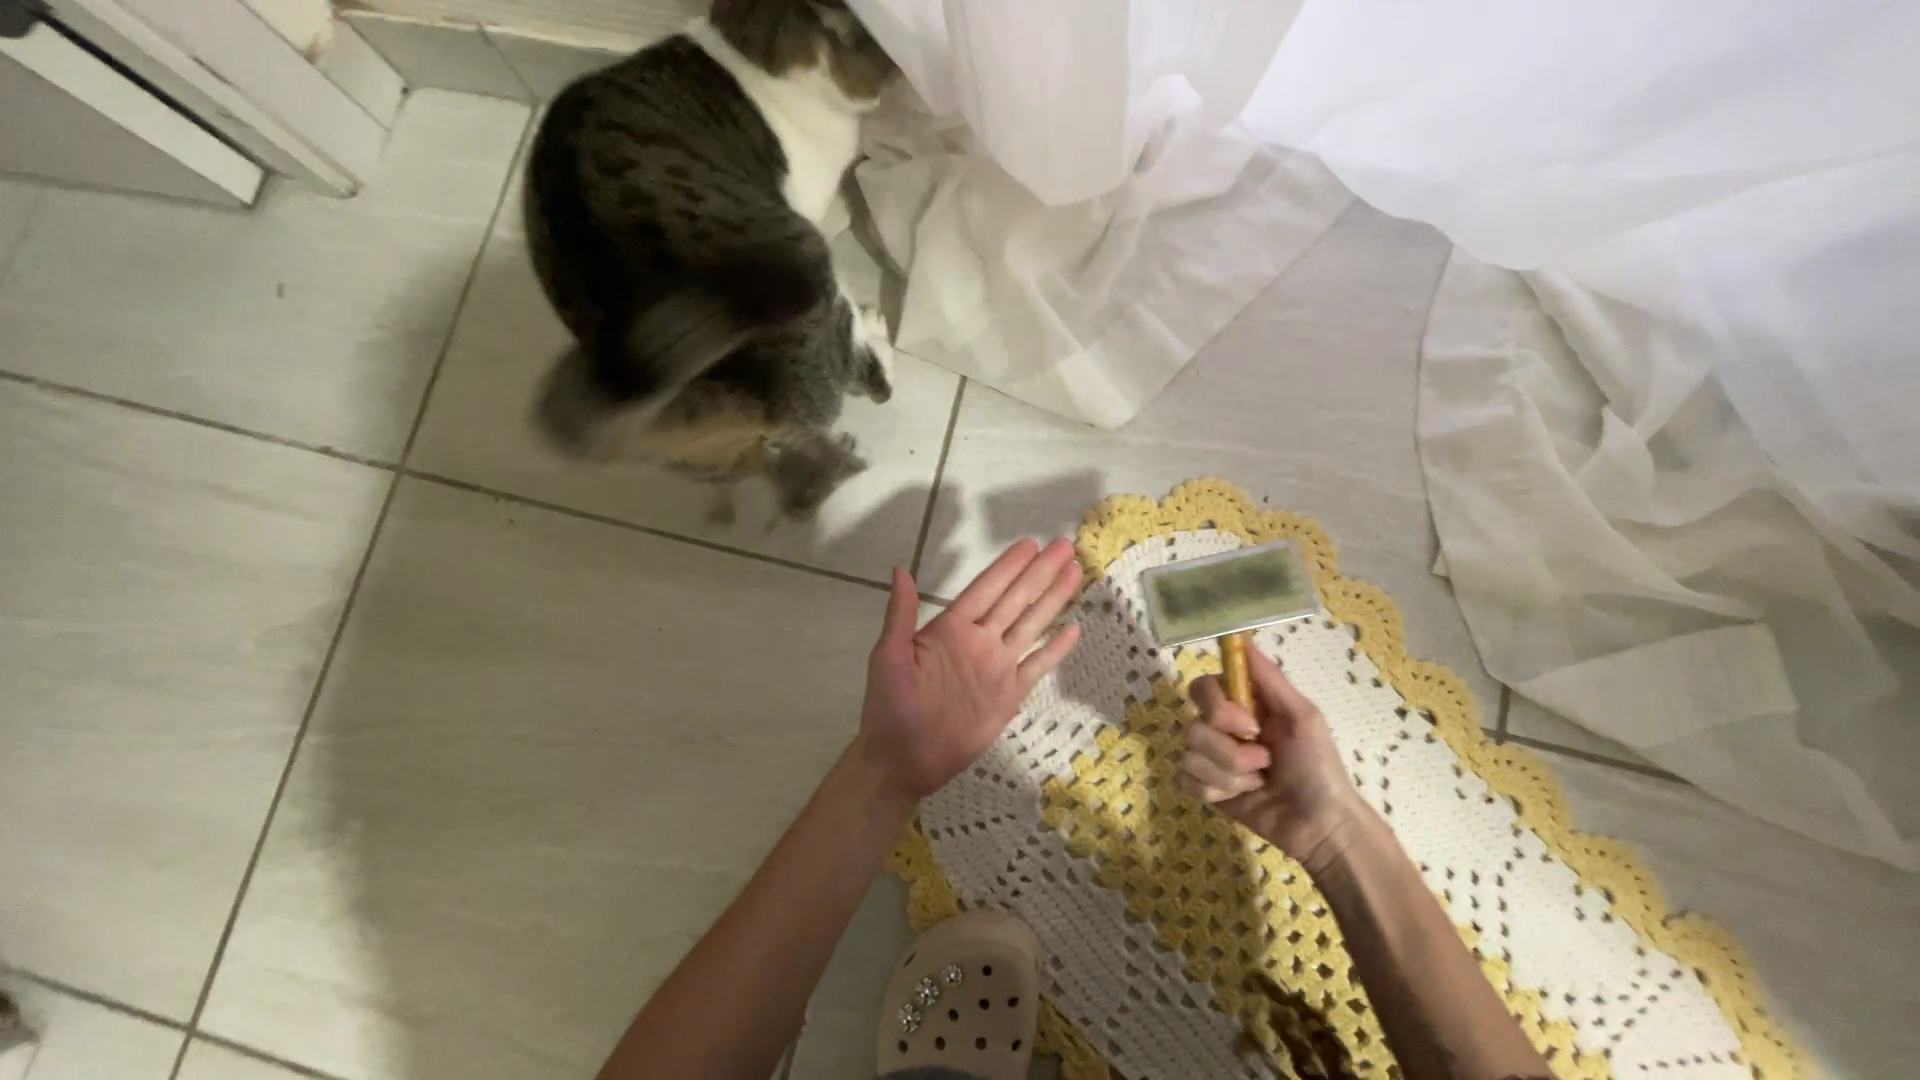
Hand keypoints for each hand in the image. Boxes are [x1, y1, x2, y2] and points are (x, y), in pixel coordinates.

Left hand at [857, 538, 1083, 804]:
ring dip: (1053, 599)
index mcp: (951, 628)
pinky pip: (1037, 666)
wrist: (904, 760)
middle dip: (1039, 573)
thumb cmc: (890, 707)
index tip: (1030, 544)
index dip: (1008, 566)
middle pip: (1016, 599)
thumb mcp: (888, 657)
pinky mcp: (1009, 695)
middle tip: (1064, 545)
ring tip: (1075, 572)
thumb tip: (899, 569)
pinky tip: (1073, 629)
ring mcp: (997, 667)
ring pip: (1031, 625)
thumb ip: (900, 615)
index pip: (986, 588)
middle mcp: (979, 641)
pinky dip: (1055, 649)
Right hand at [1181, 648, 1370, 870]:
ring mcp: (1211, 759)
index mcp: (1244, 706)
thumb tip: (1241, 637)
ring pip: (1191, 755)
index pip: (1202, 687)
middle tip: (1262, 759)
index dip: (1218, 707)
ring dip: (1230, 773)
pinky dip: (1218, 790)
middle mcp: (1222, 728)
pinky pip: (1188, 779)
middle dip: (1227, 749)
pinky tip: (1243, 796)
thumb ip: (1270, 677)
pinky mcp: (1205, 788)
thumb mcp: (1303, 716)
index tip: (1250, 725)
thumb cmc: (1319, 767)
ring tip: (1259, 781)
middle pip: (1193, 724)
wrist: (1321, 825)